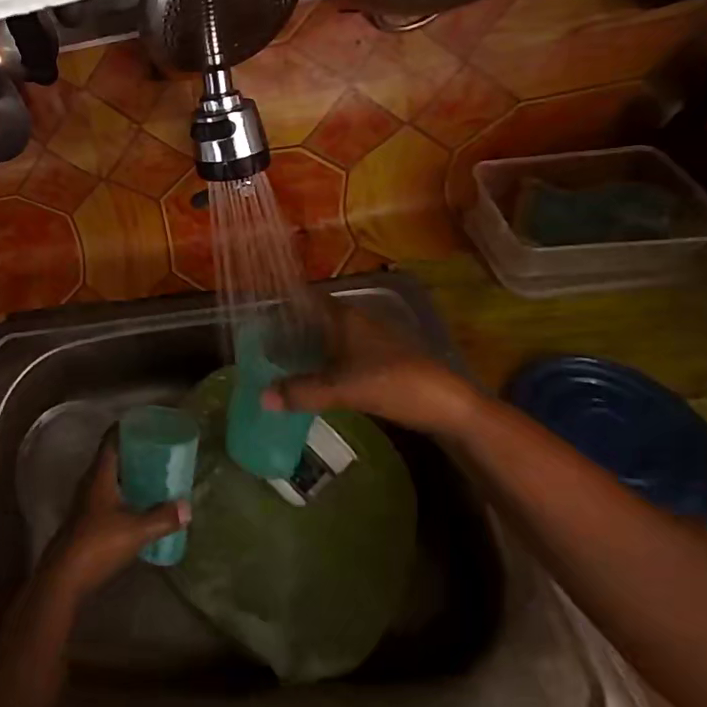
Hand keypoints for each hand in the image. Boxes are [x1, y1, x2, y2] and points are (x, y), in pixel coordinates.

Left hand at [40, 437, 188, 597]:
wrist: (66, 573)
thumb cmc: (99, 543)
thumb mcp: (136, 530)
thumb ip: (162, 517)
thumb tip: (187, 506)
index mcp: (99, 475)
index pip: (110, 441)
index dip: (124, 429)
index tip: (144, 423)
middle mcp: (89, 482)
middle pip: (110, 458)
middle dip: (131, 452)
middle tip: (157, 449)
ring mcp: (85, 501)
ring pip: (108, 478)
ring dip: (127, 474)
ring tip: (153, 475)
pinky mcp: (86, 519)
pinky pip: (107, 496)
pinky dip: (123, 493)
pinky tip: (138, 505)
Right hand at [261, 299, 479, 434]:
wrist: (452, 408)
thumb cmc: (395, 384)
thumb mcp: (343, 389)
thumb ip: (301, 392)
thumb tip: (260, 398)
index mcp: (344, 317)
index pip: (303, 299)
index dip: (279, 303)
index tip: (254, 313)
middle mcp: (355, 322)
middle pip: (312, 317)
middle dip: (287, 327)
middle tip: (258, 340)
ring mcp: (369, 340)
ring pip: (326, 335)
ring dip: (303, 345)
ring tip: (276, 359)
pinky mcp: (378, 360)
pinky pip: (338, 352)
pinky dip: (319, 360)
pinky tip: (309, 375)